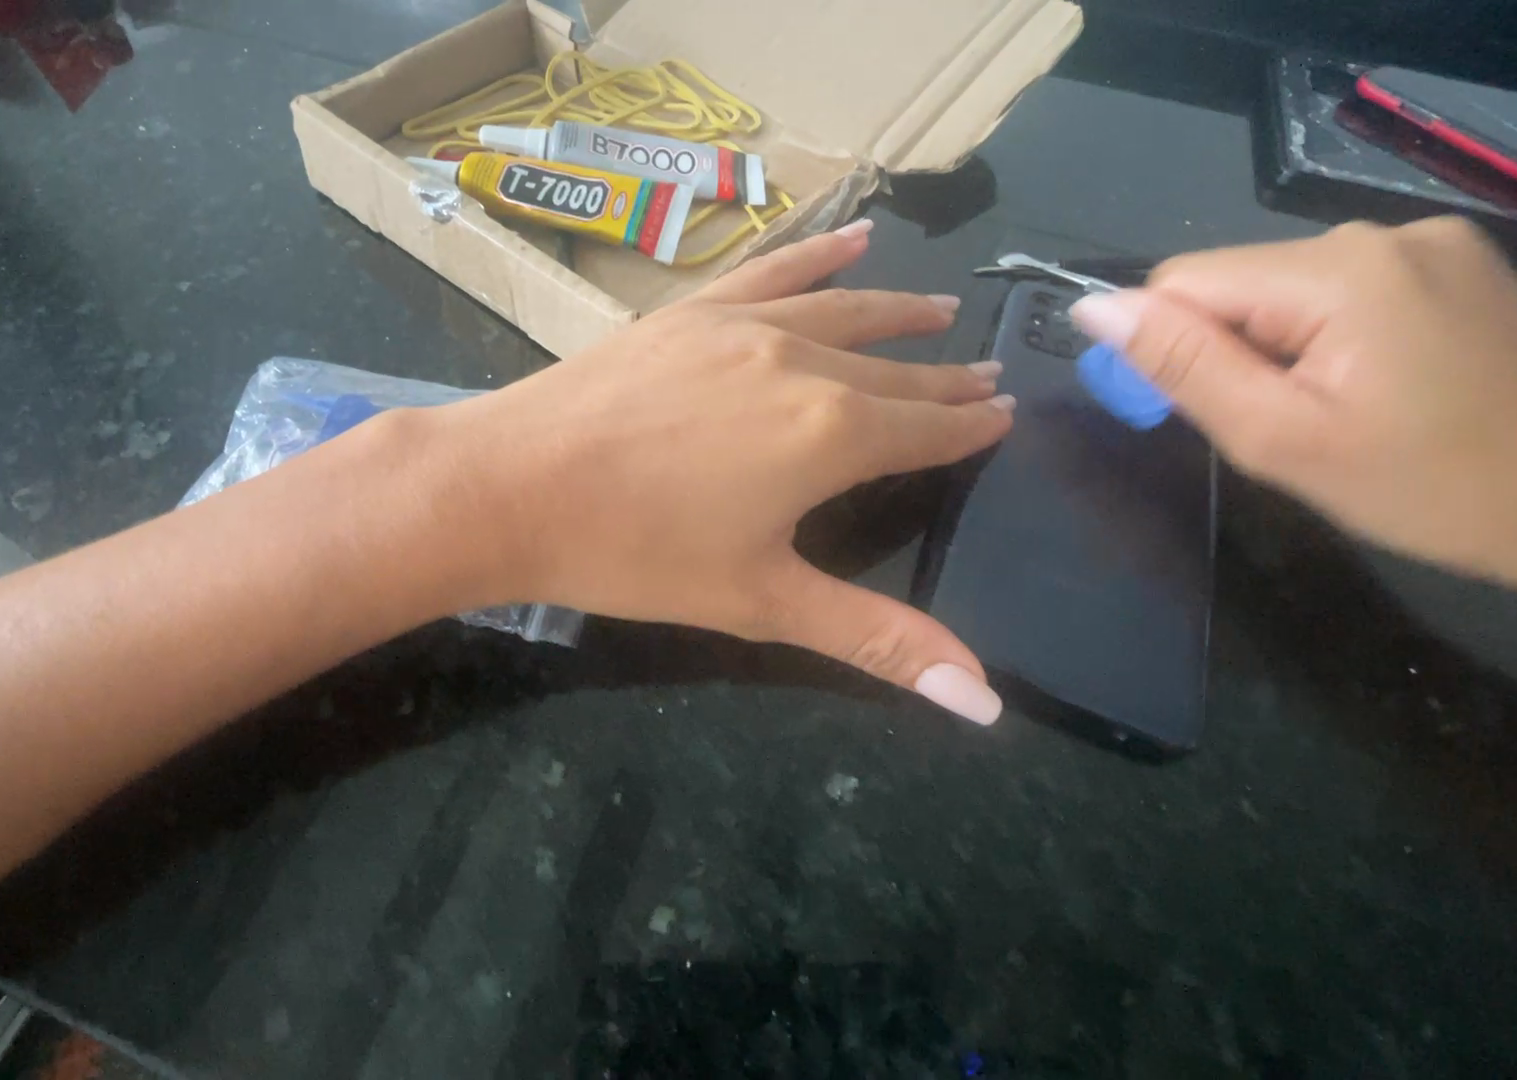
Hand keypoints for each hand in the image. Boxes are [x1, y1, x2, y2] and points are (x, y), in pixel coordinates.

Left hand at [440, 221, 1014, 723]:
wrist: (510, 488)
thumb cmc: (635, 554)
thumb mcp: (763, 602)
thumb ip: (876, 639)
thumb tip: (985, 703)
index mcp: (828, 436)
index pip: (925, 430)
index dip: (969, 427)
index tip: (1006, 412)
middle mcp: (799, 364)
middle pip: (892, 373)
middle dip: (943, 380)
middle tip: (987, 376)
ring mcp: (740, 327)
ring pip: (841, 313)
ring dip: (897, 313)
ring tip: (942, 310)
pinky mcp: (688, 312)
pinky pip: (771, 273)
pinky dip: (817, 255)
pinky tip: (852, 236)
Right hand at [1070, 217, 1516, 612]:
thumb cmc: (1427, 489)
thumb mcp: (1278, 438)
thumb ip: (1180, 366)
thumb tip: (1092, 310)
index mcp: (1337, 273)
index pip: (1180, 281)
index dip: (1165, 346)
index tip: (1198, 407)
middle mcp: (1381, 234)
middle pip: (1232, 282)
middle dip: (1222, 350)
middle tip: (1270, 423)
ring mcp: (1428, 243)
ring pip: (1277, 289)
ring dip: (1268, 348)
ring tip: (1323, 409)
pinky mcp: (1453, 265)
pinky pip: (1333, 292)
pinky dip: (1317, 338)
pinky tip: (1364, 384)